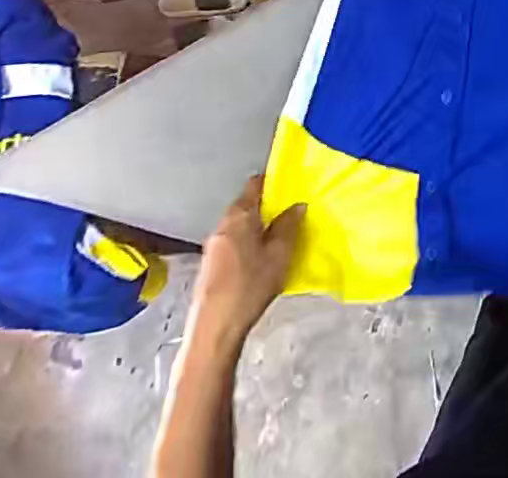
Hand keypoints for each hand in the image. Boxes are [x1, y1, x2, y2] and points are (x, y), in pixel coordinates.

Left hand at [188, 176, 303, 351]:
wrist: (215, 328)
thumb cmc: (251, 284)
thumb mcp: (280, 252)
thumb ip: (289, 224)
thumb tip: (296, 205)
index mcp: (238, 217)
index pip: (254, 185)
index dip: (273, 180)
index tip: (292, 181)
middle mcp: (221, 226)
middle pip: (247, 205)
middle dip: (269, 204)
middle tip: (295, 209)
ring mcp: (213, 246)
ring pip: (241, 224)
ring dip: (260, 224)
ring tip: (284, 232)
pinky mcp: (211, 264)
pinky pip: (235, 240)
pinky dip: (251, 239)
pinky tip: (265, 254)